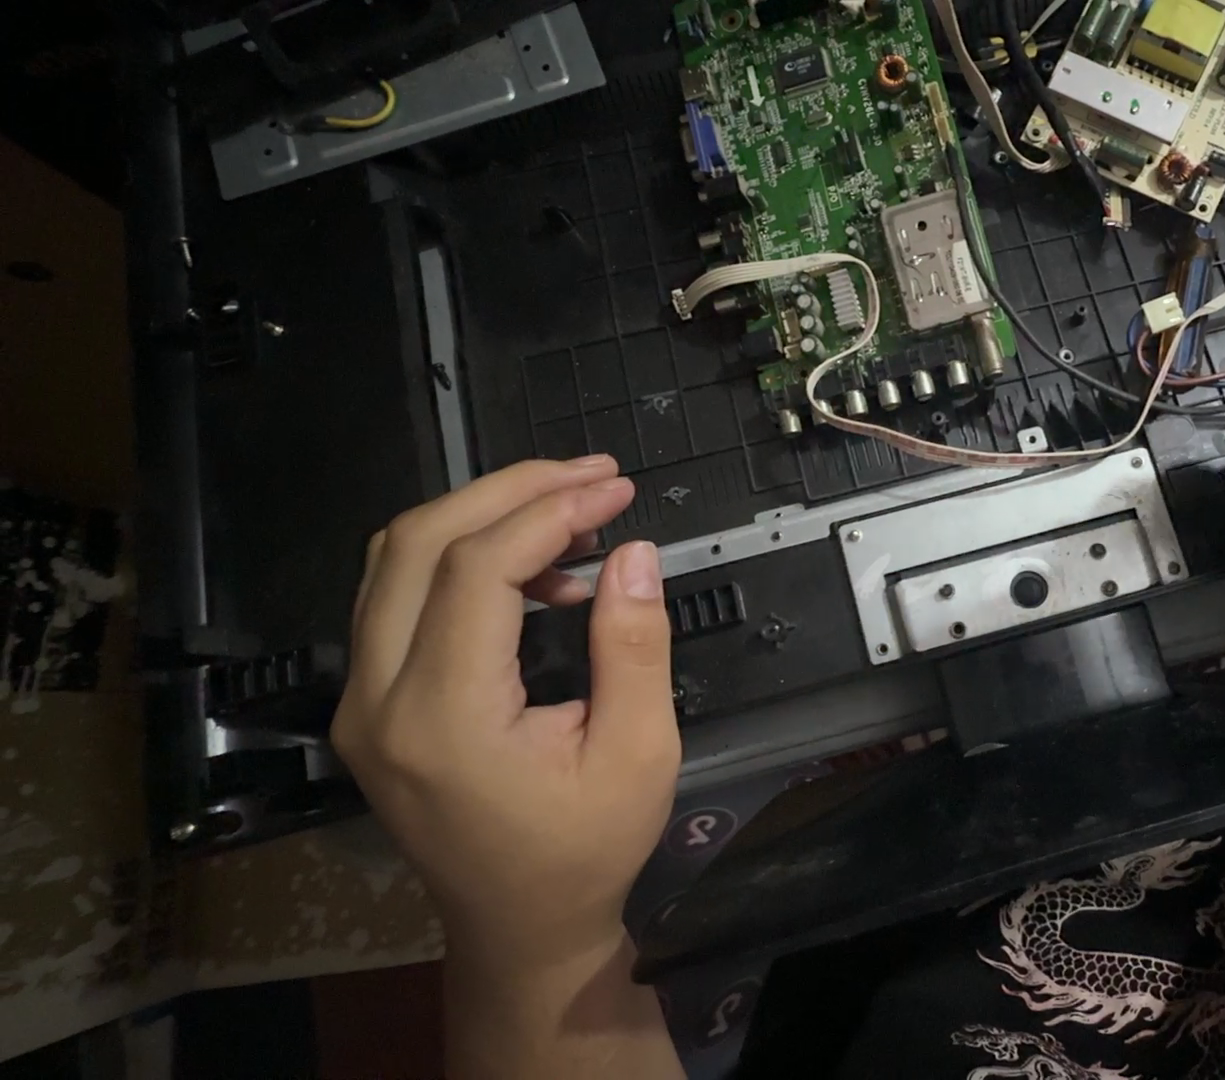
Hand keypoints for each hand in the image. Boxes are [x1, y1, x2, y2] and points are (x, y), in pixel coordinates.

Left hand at [332, 455, 679, 972]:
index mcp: (443, 717)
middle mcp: (378, 699)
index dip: (550, 512)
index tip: (617, 488)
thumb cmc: (588, 848)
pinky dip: (470, 559)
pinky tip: (541, 573)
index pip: (475, 570)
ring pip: (397, 560)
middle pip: (415, 543)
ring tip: (574, 509)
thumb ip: (635, 647)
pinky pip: (404, 596)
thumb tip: (635, 553)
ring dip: (486, 515)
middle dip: (510, 489)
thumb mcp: (640, 752)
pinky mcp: (375, 702)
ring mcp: (363, 700)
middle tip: (594, 474)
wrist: (523, 925)